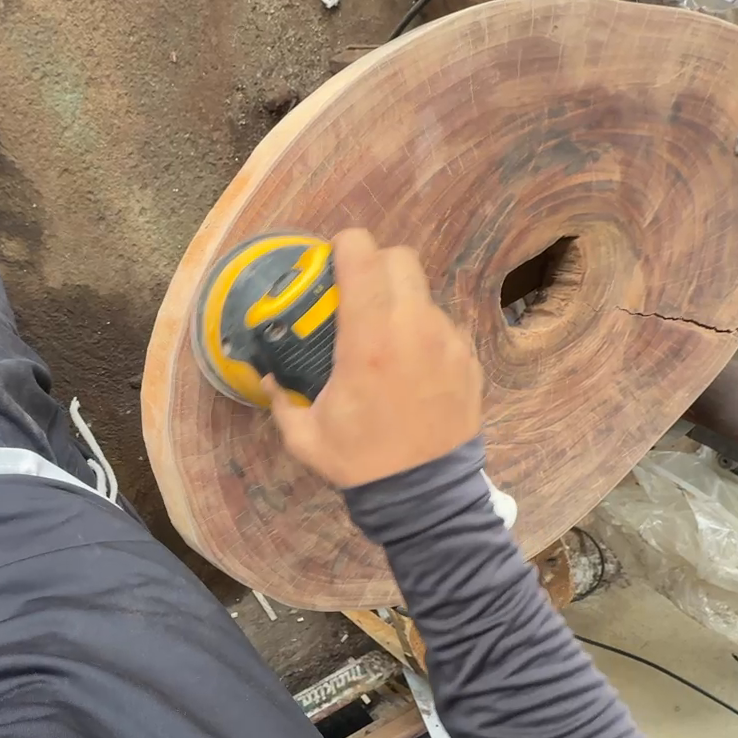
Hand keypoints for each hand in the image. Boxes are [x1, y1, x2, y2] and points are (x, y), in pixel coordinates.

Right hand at [265, 228, 482, 488]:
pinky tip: (409, 366)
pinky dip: (421, 332)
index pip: (363, 259)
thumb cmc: (360, 462)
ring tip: (383, 338)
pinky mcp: (468, 358)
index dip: (346, 244)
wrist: (425, 494)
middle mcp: (413, 328)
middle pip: (401, 259)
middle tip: (356, 290)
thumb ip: (282, 400)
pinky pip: (441, 325)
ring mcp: (447, 341)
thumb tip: (270, 379)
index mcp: (368, 341)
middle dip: (376, 264)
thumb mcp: (305, 437)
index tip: (332, 254)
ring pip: (422, 294)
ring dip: (399, 301)